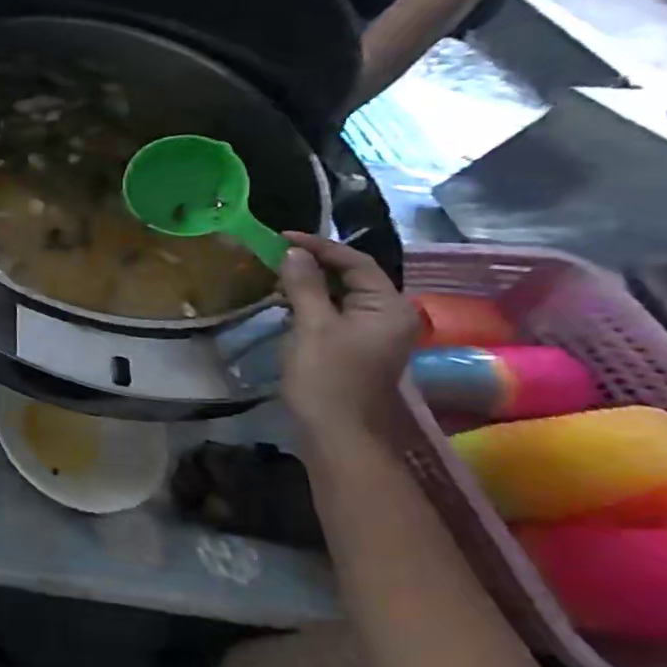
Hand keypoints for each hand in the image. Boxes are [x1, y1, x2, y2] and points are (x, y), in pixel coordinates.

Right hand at [278, 232, 420, 438]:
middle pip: (354, 276)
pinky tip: (287, 301)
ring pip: (344, 294)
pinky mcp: (358, 346)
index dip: (320, 245)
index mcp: (388, 307)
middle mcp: (390, 316)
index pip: (357, 262)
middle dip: (316, 262)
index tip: (281, 237)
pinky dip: (314, 300)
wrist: (337, 429)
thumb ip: (305, 285)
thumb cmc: (326, 374)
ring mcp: (376, 333)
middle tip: (276, 254)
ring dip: (312, 282)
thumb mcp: (311, 324)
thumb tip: (293, 252)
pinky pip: (338, 311)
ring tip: (277, 274)